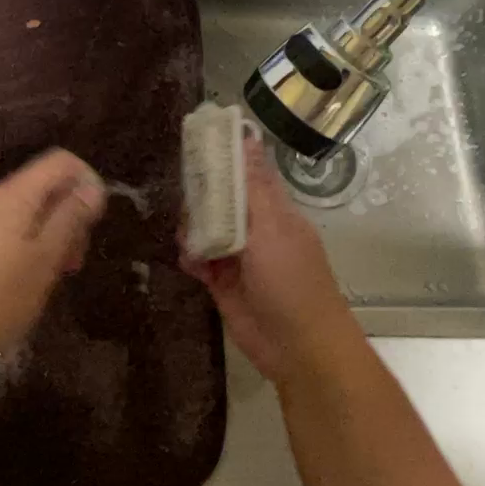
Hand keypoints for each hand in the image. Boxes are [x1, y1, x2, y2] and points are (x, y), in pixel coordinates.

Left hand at [0, 148, 104, 385]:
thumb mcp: (43, 262)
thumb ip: (69, 220)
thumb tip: (91, 187)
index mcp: (15, 195)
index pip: (61, 161)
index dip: (88, 183)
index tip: (95, 225)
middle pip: (42, 188)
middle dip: (68, 218)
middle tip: (73, 265)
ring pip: (23, 215)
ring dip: (46, 241)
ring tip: (46, 284)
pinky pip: (2, 235)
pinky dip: (22, 253)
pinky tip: (16, 291)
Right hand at [182, 137, 357, 383]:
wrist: (298, 349)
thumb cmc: (292, 282)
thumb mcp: (272, 228)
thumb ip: (252, 186)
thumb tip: (247, 136)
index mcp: (274, 211)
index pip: (247, 173)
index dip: (224, 157)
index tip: (196, 141)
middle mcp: (255, 229)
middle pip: (220, 200)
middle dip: (200, 197)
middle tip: (186, 200)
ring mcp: (238, 256)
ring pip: (205, 228)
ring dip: (193, 230)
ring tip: (191, 241)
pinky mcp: (222, 282)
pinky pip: (199, 259)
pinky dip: (191, 258)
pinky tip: (192, 264)